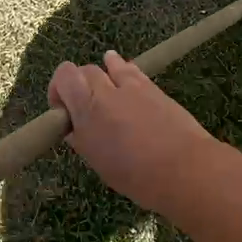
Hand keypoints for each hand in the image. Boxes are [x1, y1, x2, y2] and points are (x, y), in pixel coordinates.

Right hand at [47, 51, 216, 212]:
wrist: (182, 168)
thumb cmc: (136, 176)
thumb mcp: (100, 164)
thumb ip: (83, 140)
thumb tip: (74, 129)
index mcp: (87, 109)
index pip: (64, 75)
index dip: (58, 88)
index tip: (62, 110)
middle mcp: (106, 90)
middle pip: (85, 70)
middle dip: (80, 85)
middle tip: (85, 107)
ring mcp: (131, 85)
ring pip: (108, 65)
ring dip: (103, 73)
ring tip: (102, 85)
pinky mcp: (152, 86)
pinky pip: (131, 69)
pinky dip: (122, 69)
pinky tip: (123, 72)